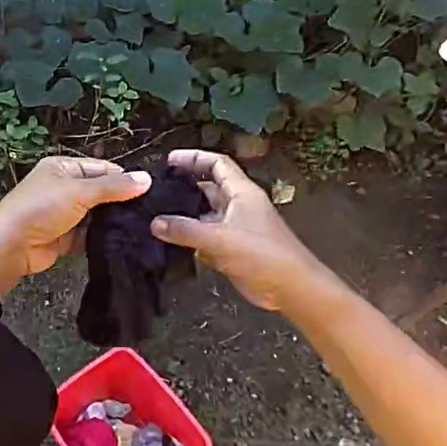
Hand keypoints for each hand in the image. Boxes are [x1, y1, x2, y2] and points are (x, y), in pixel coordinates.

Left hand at [0, 157, 150, 297]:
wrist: (11, 247)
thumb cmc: (40, 209)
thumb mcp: (78, 192)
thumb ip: (113, 187)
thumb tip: (146, 179)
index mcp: (62, 168)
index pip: (101, 169)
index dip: (122, 178)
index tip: (147, 190)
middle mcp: (63, 188)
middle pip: (100, 193)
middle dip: (119, 202)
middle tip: (147, 212)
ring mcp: (64, 214)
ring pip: (96, 216)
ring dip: (111, 222)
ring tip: (140, 227)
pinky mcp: (65, 237)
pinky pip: (88, 235)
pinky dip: (101, 238)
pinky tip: (121, 242)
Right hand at [149, 149, 343, 312]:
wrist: (290, 288)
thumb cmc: (264, 255)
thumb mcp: (220, 239)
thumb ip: (185, 230)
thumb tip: (156, 223)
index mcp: (242, 193)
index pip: (216, 164)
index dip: (193, 158)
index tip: (169, 161)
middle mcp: (238, 207)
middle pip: (208, 188)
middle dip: (184, 187)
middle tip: (157, 192)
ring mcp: (235, 229)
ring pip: (205, 215)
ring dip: (185, 216)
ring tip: (156, 217)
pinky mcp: (232, 250)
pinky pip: (206, 239)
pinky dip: (190, 240)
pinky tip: (171, 244)